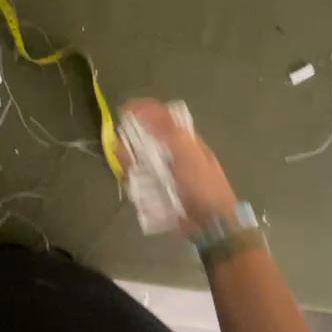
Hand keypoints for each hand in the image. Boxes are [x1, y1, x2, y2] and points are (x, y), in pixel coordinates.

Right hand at [120, 99, 242, 230]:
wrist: (211, 223)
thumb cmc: (202, 184)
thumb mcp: (187, 152)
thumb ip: (167, 129)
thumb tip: (143, 109)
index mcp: (186, 141)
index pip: (163, 117)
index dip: (144, 110)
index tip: (124, 110)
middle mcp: (175, 154)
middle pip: (147, 139)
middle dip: (131, 140)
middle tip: (120, 145)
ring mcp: (166, 174)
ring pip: (140, 160)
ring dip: (130, 160)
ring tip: (125, 166)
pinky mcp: (158, 192)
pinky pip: (140, 181)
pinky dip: (133, 179)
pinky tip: (130, 181)